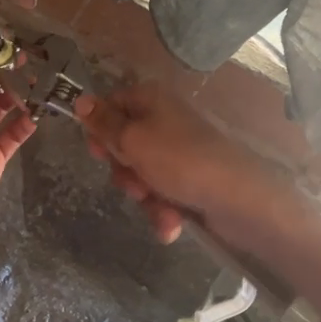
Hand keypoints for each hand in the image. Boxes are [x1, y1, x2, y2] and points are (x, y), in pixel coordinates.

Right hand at [76, 80, 307, 253]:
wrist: (241, 201)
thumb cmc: (181, 161)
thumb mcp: (132, 140)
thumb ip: (103, 123)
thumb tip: (80, 99)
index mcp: (150, 100)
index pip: (110, 105)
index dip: (99, 129)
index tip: (97, 152)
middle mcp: (164, 120)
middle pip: (123, 143)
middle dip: (124, 170)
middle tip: (134, 182)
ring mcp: (179, 152)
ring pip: (141, 173)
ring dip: (144, 195)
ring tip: (159, 206)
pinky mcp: (192, 180)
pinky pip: (163, 192)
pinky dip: (163, 209)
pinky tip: (171, 223)